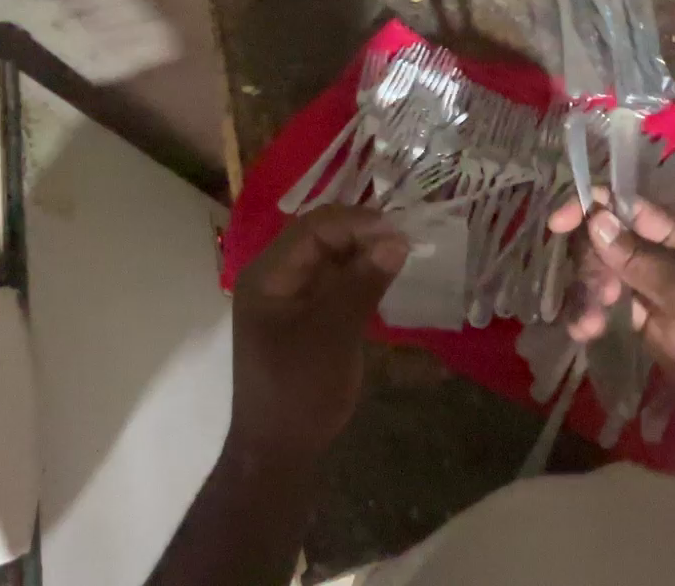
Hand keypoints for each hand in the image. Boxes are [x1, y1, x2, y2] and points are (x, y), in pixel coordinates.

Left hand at [229, 207, 407, 457]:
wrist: (280, 451)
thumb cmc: (298, 392)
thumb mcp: (332, 335)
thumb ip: (362, 284)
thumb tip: (398, 240)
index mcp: (268, 274)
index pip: (313, 227)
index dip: (357, 222)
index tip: (399, 232)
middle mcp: (276, 275)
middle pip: (321, 235)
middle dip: (363, 231)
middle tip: (406, 237)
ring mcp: (292, 293)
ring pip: (332, 253)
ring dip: (365, 248)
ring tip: (403, 250)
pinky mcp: (309, 310)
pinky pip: (337, 276)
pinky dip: (362, 270)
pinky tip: (388, 272)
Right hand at [550, 197, 674, 412]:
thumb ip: (637, 257)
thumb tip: (596, 217)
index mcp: (671, 233)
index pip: (622, 203)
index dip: (588, 205)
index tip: (558, 224)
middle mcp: (654, 251)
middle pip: (602, 240)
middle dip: (589, 266)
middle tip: (597, 299)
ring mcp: (646, 284)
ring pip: (598, 274)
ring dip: (585, 295)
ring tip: (585, 327)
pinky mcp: (640, 315)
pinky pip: (605, 305)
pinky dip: (590, 315)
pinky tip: (583, 332)